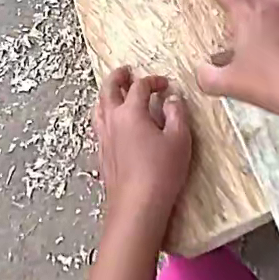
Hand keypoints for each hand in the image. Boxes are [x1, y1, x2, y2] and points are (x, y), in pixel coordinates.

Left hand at [92, 68, 190, 235]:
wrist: (137, 208)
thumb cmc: (162, 171)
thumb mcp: (179, 138)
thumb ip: (177, 113)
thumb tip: (172, 99)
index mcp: (130, 113)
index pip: (140, 87)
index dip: (154, 80)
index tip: (166, 84)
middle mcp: (112, 122)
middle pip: (108, 91)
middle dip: (118, 78)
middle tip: (126, 71)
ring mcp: (103, 139)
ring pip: (99, 108)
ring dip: (107, 95)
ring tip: (116, 92)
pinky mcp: (102, 155)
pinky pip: (99, 126)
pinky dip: (105, 115)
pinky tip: (114, 122)